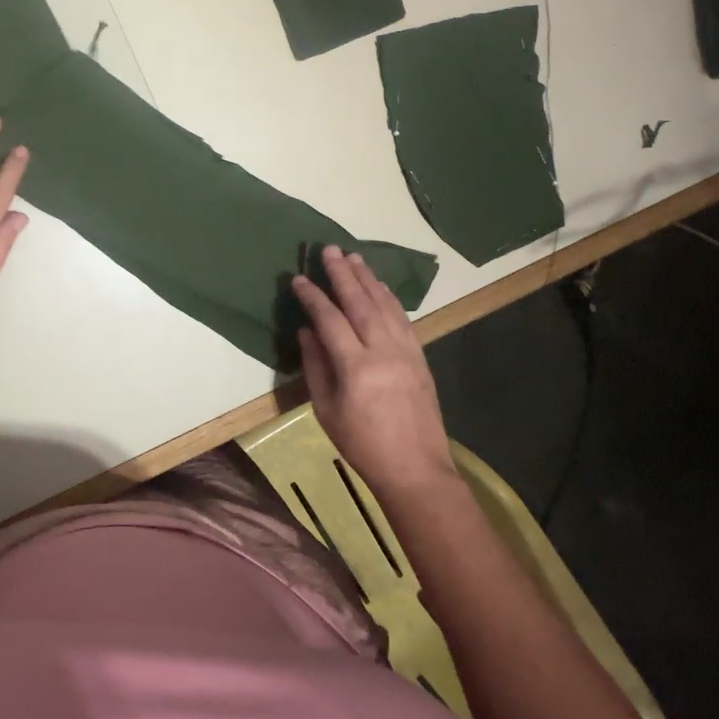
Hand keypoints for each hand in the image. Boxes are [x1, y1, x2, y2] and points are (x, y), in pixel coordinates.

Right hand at [292, 246, 456, 495]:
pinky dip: (390, 299)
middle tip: (330, 249)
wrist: (415, 469)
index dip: (313, 297)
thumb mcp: (326, 410)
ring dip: (368, 279)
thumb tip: (307, 332)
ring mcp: (407, 353)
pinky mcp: (420, 358)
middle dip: (343, 275)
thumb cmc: (361, 445)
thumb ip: (315, 367)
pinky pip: (403, 319)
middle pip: (361, 304)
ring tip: (354, 258)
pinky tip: (379, 287)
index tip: (298, 279)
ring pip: (386, 306)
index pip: (330, 320)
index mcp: (356, 368)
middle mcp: (384, 352)